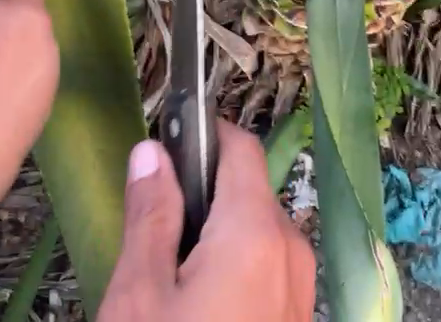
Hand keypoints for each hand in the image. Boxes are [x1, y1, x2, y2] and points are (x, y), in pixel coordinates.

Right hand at [97, 122, 315, 321]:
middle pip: (248, 193)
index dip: (204, 136)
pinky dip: (237, 273)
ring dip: (218, 241)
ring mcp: (301, 287)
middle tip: (154, 239)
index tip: (167, 148)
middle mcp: (291, 248)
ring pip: (256, 235)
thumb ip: (149, 218)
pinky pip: (268, 271)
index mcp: (255, 230)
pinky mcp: (299, 316)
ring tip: (171, 285)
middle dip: (203, 200)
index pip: (241, 148)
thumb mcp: (139, 298)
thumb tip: (151, 151)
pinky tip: (200, 310)